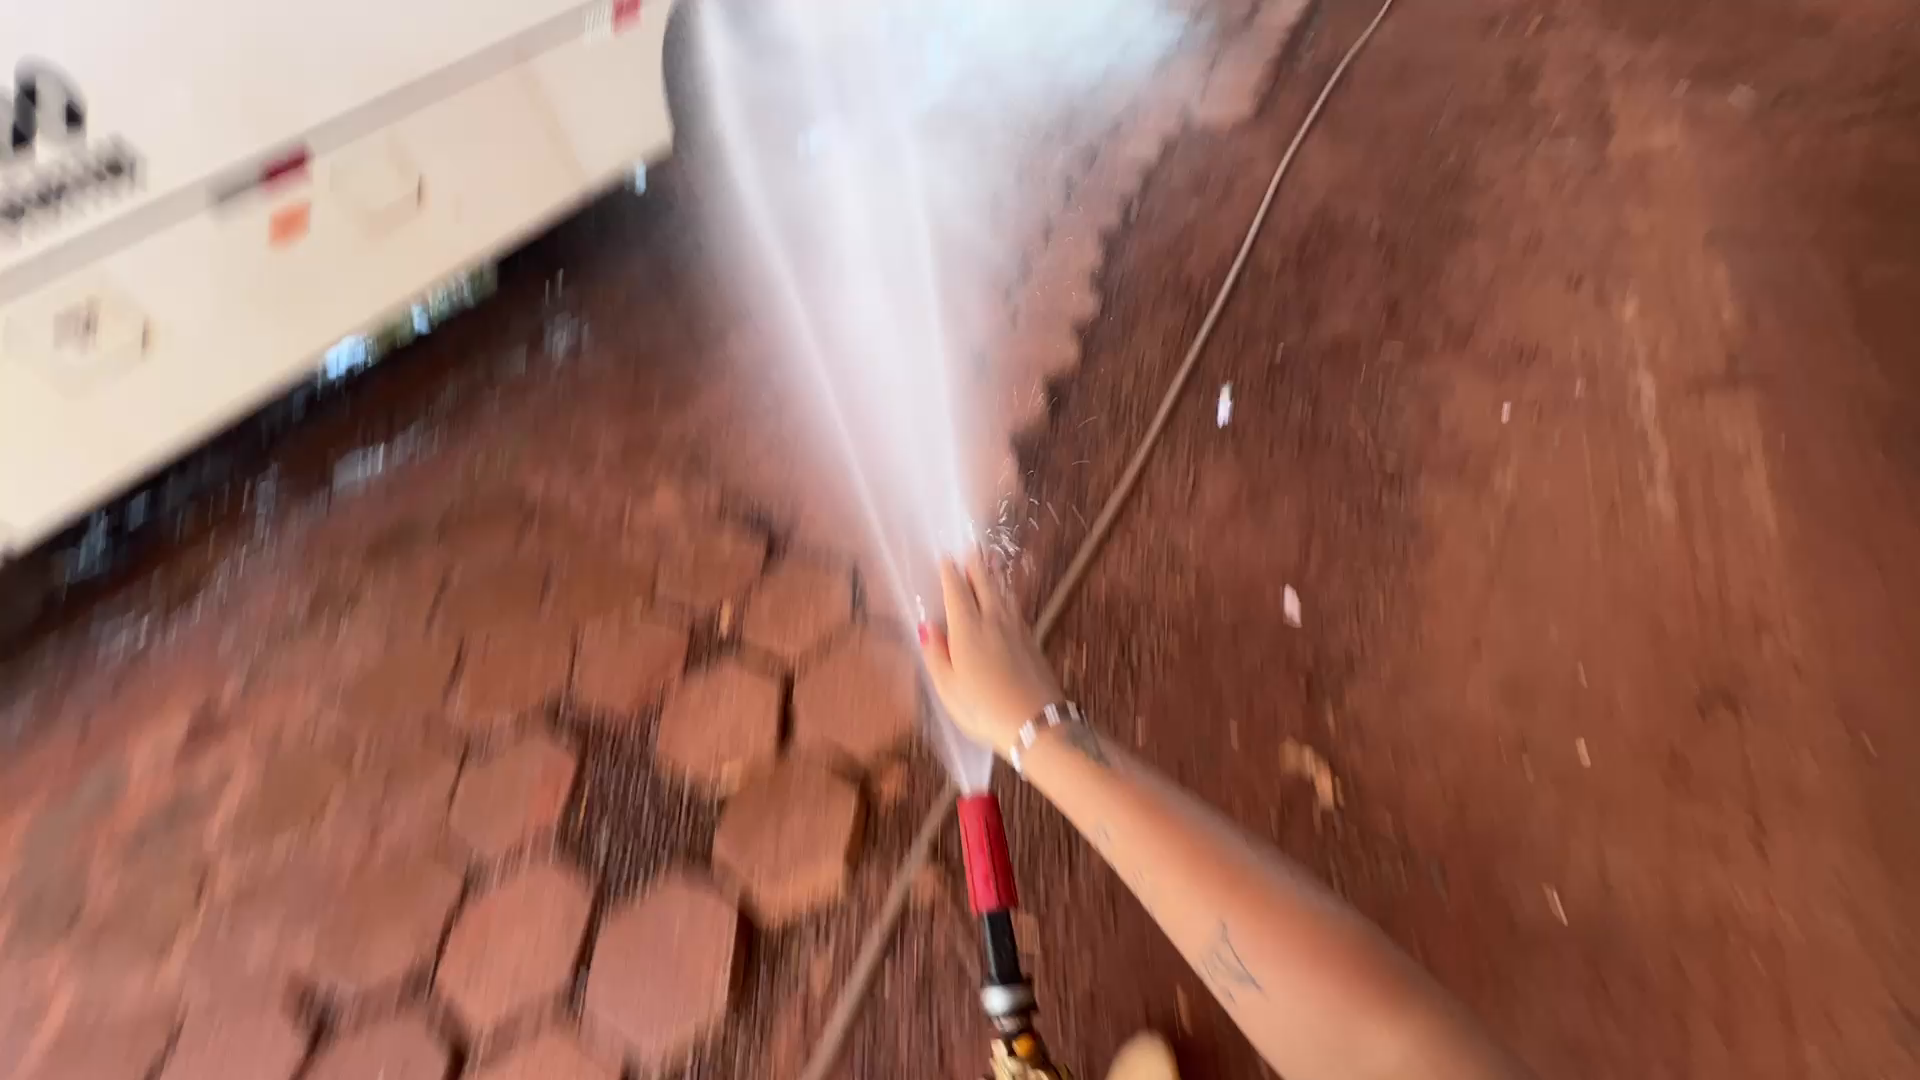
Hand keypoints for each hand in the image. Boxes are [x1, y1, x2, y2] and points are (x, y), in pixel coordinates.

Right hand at [919, 554, 1065, 752]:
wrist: (1035, 722)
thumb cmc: (983, 708)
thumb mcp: (948, 688)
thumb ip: (936, 654)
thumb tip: (928, 626)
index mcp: (967, 629)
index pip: (956, 593)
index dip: (950, 574)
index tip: (946, 557)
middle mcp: (992, 621)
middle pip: (984, 585)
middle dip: (976, 565)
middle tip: (972, 547)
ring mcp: (1016, 630)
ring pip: (1003, 594)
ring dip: (994, 576)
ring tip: (990, 562)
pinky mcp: (1032, 641)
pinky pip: (1016, 608)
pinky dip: (1009, 596)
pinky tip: (1009, 599)